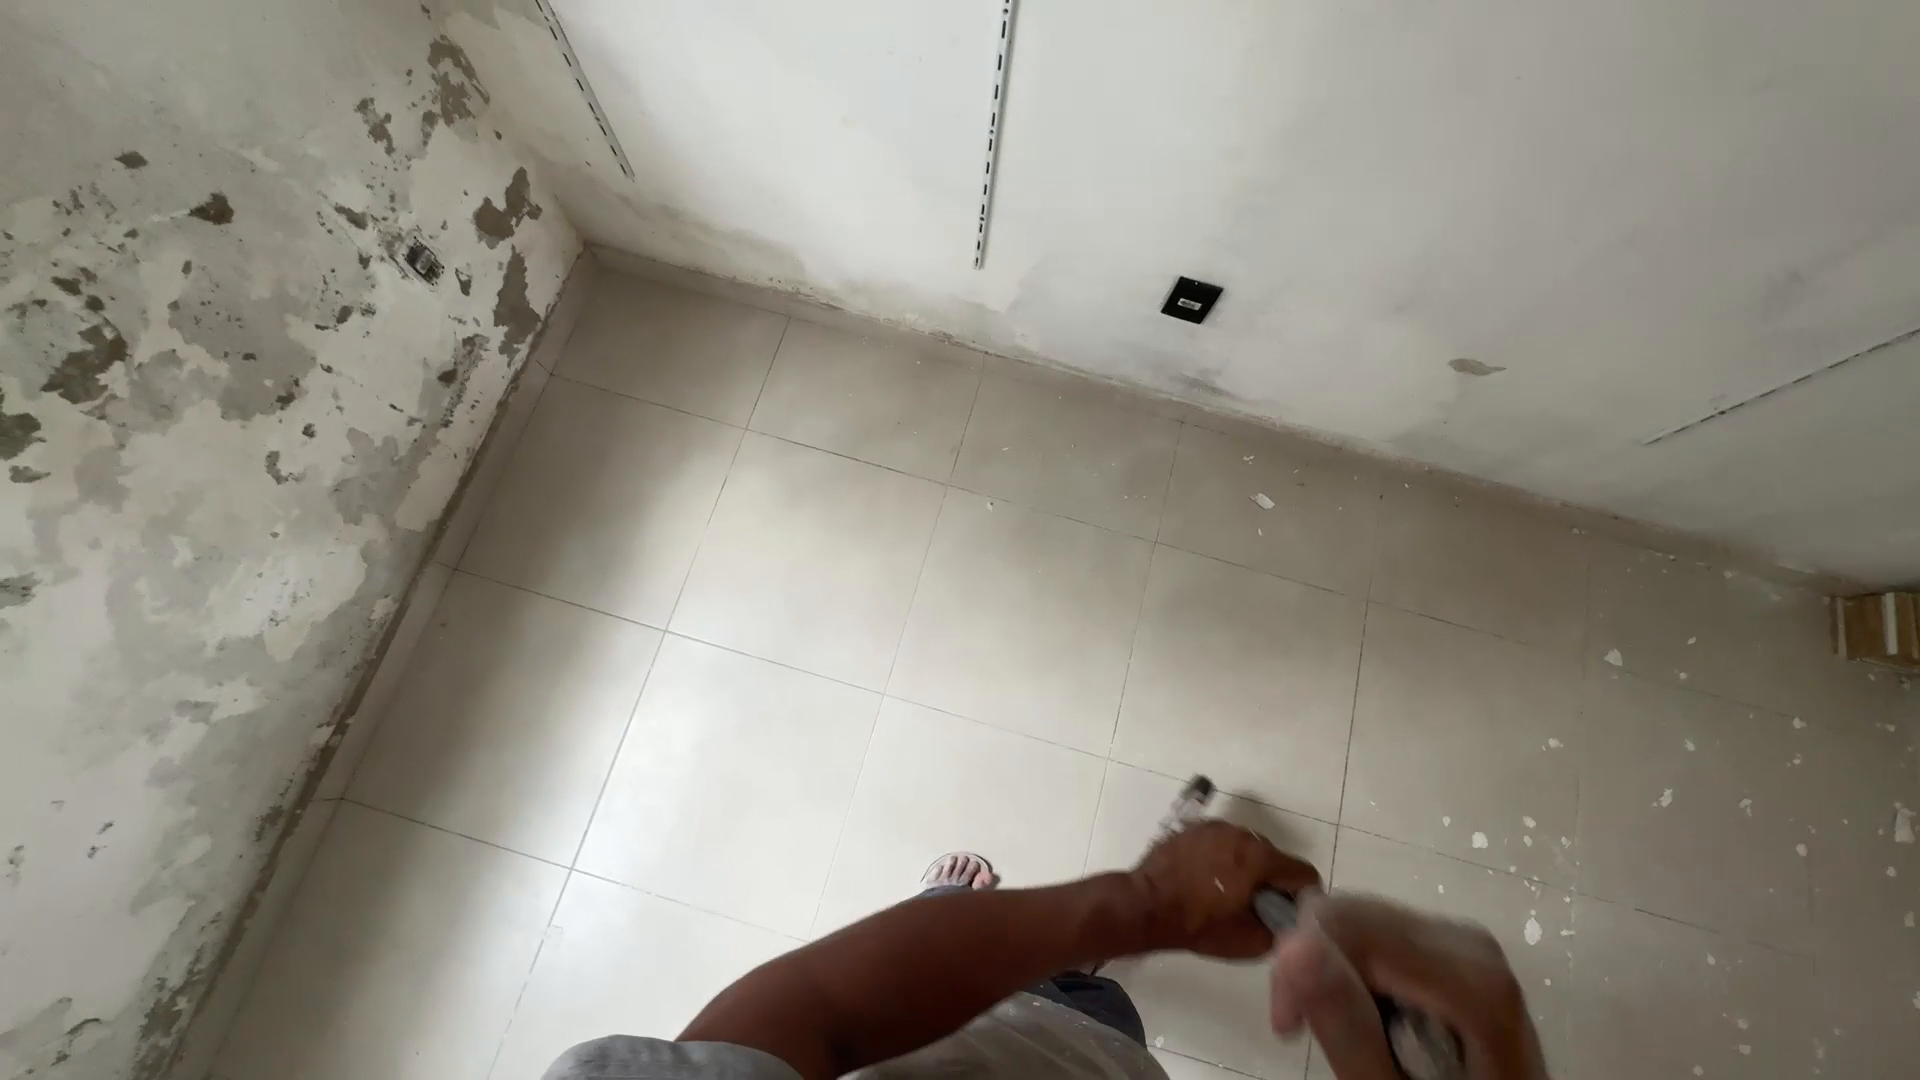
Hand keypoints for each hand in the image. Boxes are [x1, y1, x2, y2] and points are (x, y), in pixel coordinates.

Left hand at [1128, 820, 1321, 959]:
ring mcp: (1213, 826)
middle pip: (1274, 857)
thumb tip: (1287, 918)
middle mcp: (1239, 832)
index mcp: (1258, 856)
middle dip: (1272, 880)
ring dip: (1247, 867)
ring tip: (1231, 892)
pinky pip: (1222, 842)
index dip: (1303, 896)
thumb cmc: (1199, 925)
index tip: (1290, 913)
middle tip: (1258, 906)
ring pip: (1247, 847)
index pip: (1303, 872)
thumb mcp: (1250, 941)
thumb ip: (1280, 927)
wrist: (1146, 904)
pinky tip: (1209, 878)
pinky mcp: (1192, 827)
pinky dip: (1224, 857)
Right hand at [1269, 892, 1547, 1079]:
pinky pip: (1372, 929)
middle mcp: (1466, 939)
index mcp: (1468, 975)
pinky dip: (1351, 965)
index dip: (1299, 962)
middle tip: (1310, 1028)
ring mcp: (1459, 937)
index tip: (1289, 1026)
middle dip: (1313, 963)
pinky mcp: (1448, 942)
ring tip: (1343, 1026)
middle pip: (1349, 914)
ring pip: (1354, 917)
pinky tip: (1365, 1010)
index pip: (1343, 922)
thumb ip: (1347, 1025)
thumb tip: (1291, 946)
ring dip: (1330, 966)